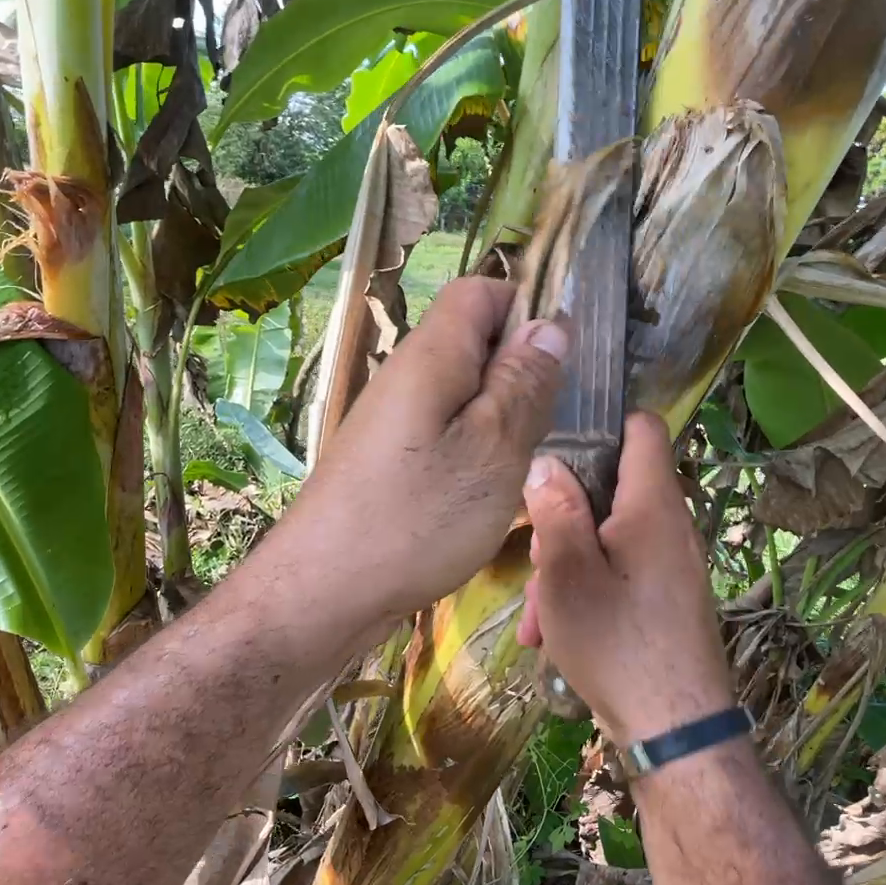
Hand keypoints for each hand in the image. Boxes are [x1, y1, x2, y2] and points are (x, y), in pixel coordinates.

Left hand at [246, 277, 567, 644]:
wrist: (322, 591)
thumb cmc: (415, 518)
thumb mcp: (491, 450)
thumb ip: (522, 386)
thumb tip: (548, 326)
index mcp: (429, 356)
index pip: (482, 293)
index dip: (528, 311)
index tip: (564, 363)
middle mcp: (403, 379)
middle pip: (472, 347)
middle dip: (520, 376)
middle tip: (553, 426)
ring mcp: (389, 426)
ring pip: (459, 399)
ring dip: (498, 423)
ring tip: (523, 467)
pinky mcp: (383, 467)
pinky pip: (438, 439)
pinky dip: (469, 456)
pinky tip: (485, 496)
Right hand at [516, 413, 731, 744]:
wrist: (674, 728)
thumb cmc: (615, 641)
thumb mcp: (567, 573)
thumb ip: (555, 511)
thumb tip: (546, 463)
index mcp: (652, 507)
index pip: (642, 428)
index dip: (599, 425)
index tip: (553, 452)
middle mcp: (671, 527)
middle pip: (612, 491)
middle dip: (563, 518)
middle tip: (535, 562)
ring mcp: (672, 565)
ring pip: (607, 539)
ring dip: (566, 565)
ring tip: (541, 617)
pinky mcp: (667, 598)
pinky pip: (620, 572)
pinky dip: (586, 589)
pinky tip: (557, 633)